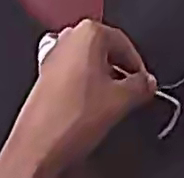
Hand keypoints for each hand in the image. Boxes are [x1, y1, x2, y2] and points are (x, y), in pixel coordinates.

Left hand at [0, 20, 155, 177]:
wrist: (35, 150)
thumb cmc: (70, 120)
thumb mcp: (119, 101)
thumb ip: (140, 86)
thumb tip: (147, 83)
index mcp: (89, 32)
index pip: (125, 44)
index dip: (138, 66)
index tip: (144, 83)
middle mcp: (69, 37)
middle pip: (106, 51)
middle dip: (119, 72)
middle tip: (130, 93)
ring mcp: (53, 55)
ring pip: (89, 63)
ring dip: (102, 80)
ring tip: (109, 104)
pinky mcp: (43, 76)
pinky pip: (73, 74)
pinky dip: (84, 87)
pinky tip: (88, 109)